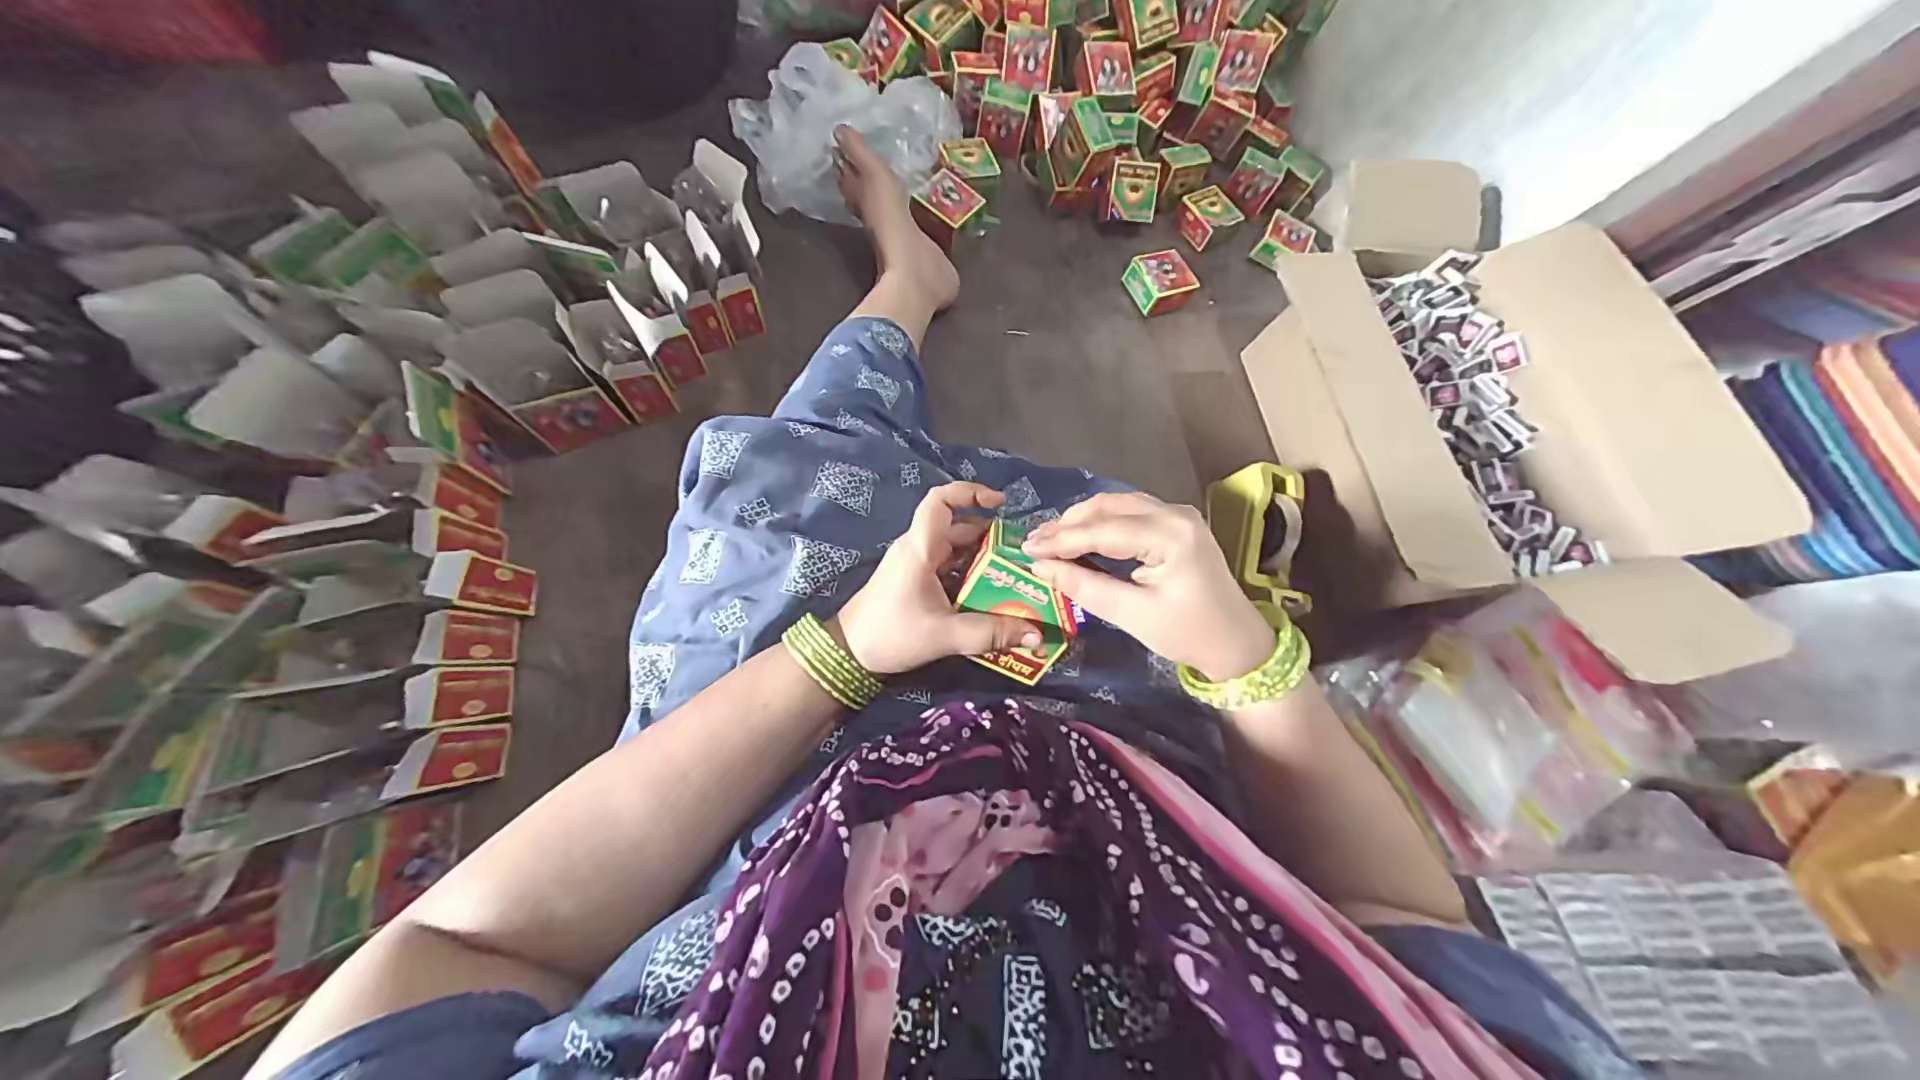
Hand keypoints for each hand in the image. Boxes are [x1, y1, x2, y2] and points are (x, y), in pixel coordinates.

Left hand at [835, 483, 1044, 674]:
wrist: (848, 654)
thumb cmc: (890, 634)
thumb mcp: (944, 635)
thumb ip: (990, 634)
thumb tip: (1036, 634)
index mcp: (919, 549)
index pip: (940, 501)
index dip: (969, 493)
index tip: (999, 503)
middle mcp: (917, 549)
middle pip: (957, 527)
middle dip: (990, 536)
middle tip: (1020, 554)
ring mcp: (915, 565)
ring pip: (955, 549)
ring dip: (982, 557)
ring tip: (1013, 573)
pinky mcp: (915, 581)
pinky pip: (948, 567)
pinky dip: (970, 573)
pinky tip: (990, 593)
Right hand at [1021, 492, 1275, 681]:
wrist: (1237, 643)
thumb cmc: (1188, 633)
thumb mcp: (1133, 616)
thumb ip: (1085, 587)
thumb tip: (1041, 567)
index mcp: (1170, 536)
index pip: (1103, 530)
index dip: (1061, 539)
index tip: (1026, 548)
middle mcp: (1175, 514)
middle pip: (1108, 507)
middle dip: (1067, 524)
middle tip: (1034, 543)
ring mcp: (1178, 515)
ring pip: (1116, 505)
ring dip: (1082, 520)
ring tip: (1050, 540)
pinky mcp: (1176, 523)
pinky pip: (1129, 512)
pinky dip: (1100, 523)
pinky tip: (1079, 537)